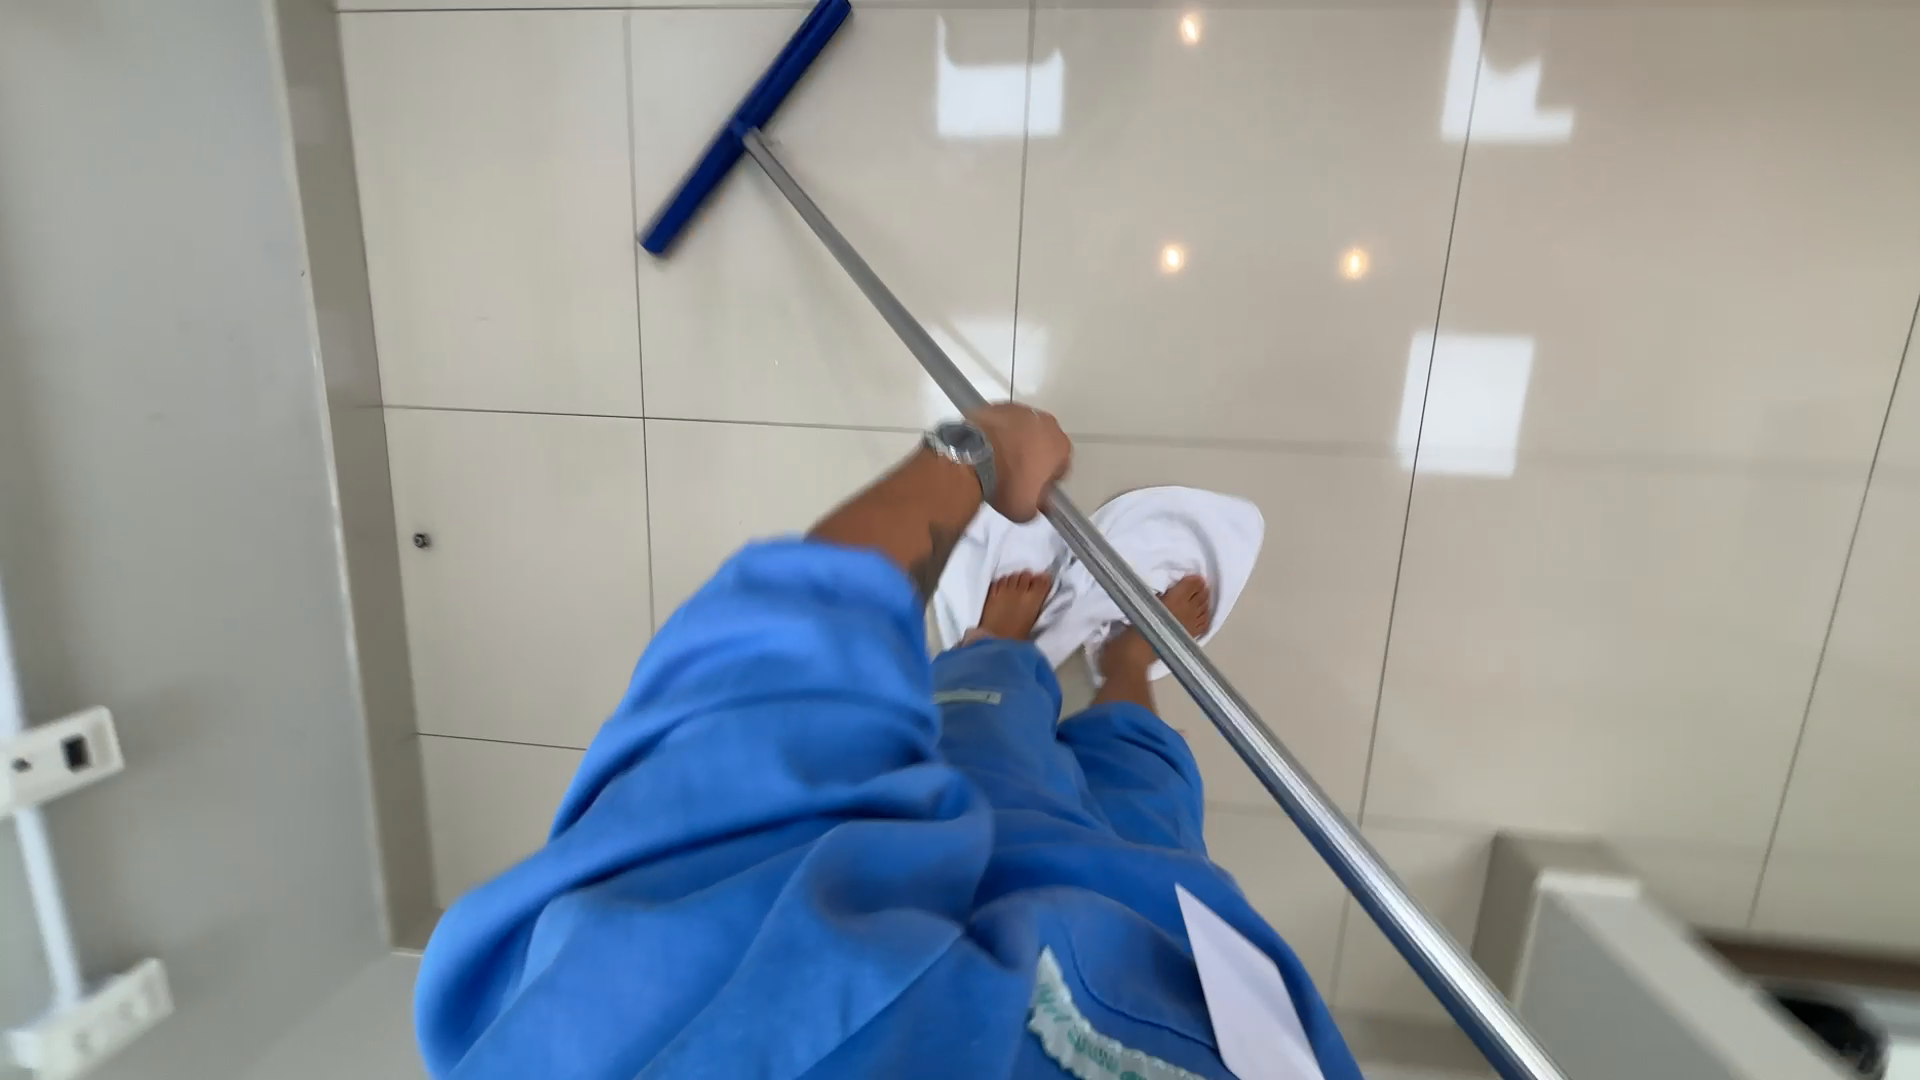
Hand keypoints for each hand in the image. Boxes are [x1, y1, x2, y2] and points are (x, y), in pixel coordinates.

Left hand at [968, 403, 1070, 522]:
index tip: (1032, 490)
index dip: (1047, 481)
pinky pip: (1002, 423)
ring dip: (1016, 442)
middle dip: (1033, 457)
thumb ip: (1038, 505)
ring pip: (1023, 430)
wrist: (971, 457)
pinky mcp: (996, 405)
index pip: (1060, 467)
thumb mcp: (1025, 510)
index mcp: (1061, 446)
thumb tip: (1039, 502)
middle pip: (1043, 443)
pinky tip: (986, 447)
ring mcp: (1020, 410)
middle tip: (1015, 474)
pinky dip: (997, 432)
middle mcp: (1046, 422)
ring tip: (998, 459)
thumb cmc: (1006, 485)